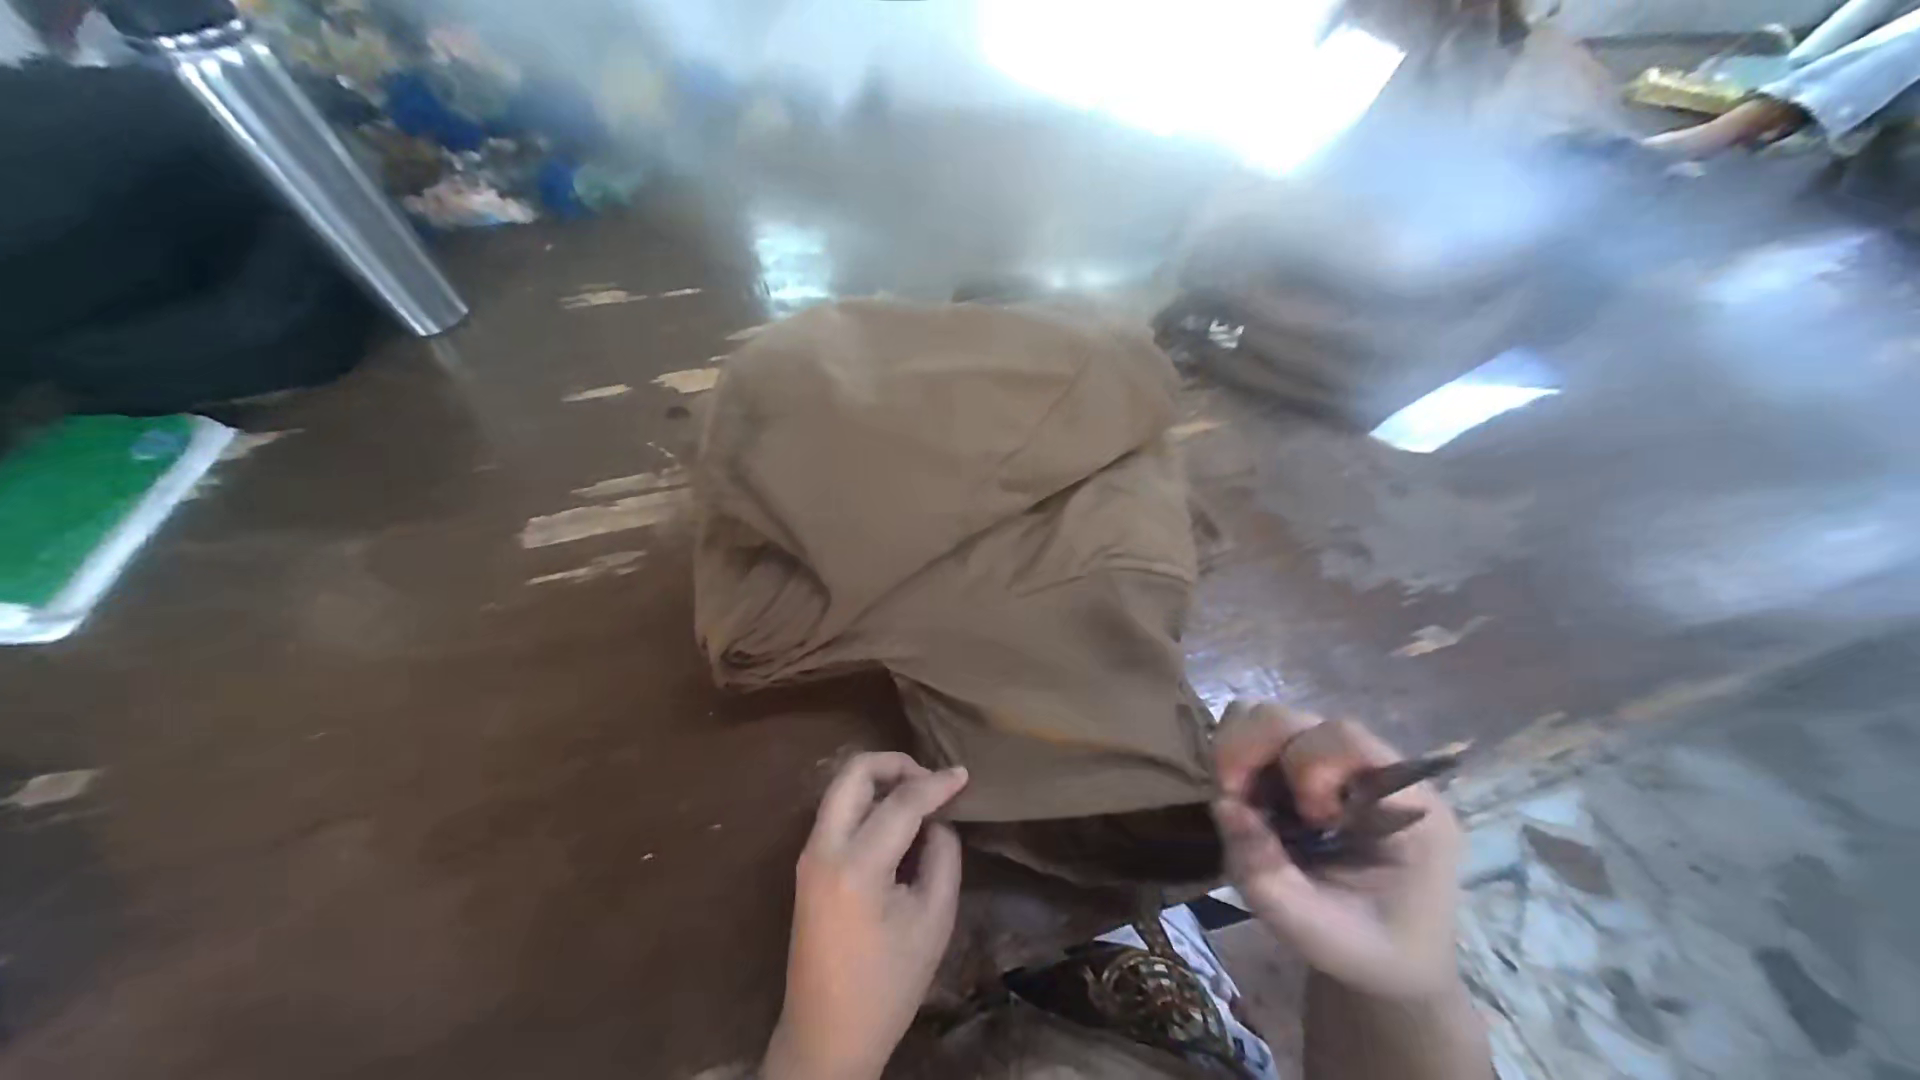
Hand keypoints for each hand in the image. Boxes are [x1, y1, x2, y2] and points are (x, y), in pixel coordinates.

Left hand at [764, 753, 968, 1079]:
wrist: (826, 1035)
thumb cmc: (888, 986)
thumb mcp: (933, 921)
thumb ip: (942, 856)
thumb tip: (938, 820)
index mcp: (856, 867)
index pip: (901, 802)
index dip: (937, 783)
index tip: (964, 774)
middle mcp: (823, 849)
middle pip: (854, 773)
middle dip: (896, 764)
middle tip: (931, 780)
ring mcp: (808, 855)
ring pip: (841, 786)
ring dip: (880, 779)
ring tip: (919, 796)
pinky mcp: (807, 864)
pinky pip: (837, 810)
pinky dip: (866, 799)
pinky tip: (895, 817)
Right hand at [1211, 702, 1464, 1000]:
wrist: (1386, 962)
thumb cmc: (1366, 951)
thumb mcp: (1315, 932)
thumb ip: (1267, 876)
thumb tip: (1226, 804)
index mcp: (1406, 805)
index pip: (1344, 737)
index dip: (1306, 764)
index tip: (1302, 819)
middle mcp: (1370, 770)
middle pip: (1295, 718)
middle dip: (1252, 749)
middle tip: (1236, 796)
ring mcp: (1334, 764)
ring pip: (1270, 718)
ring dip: (1241, 750)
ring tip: (1240, 796)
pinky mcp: (1306, 767)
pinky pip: (1259, 735)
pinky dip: (1239, 756)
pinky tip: (1246, 796)